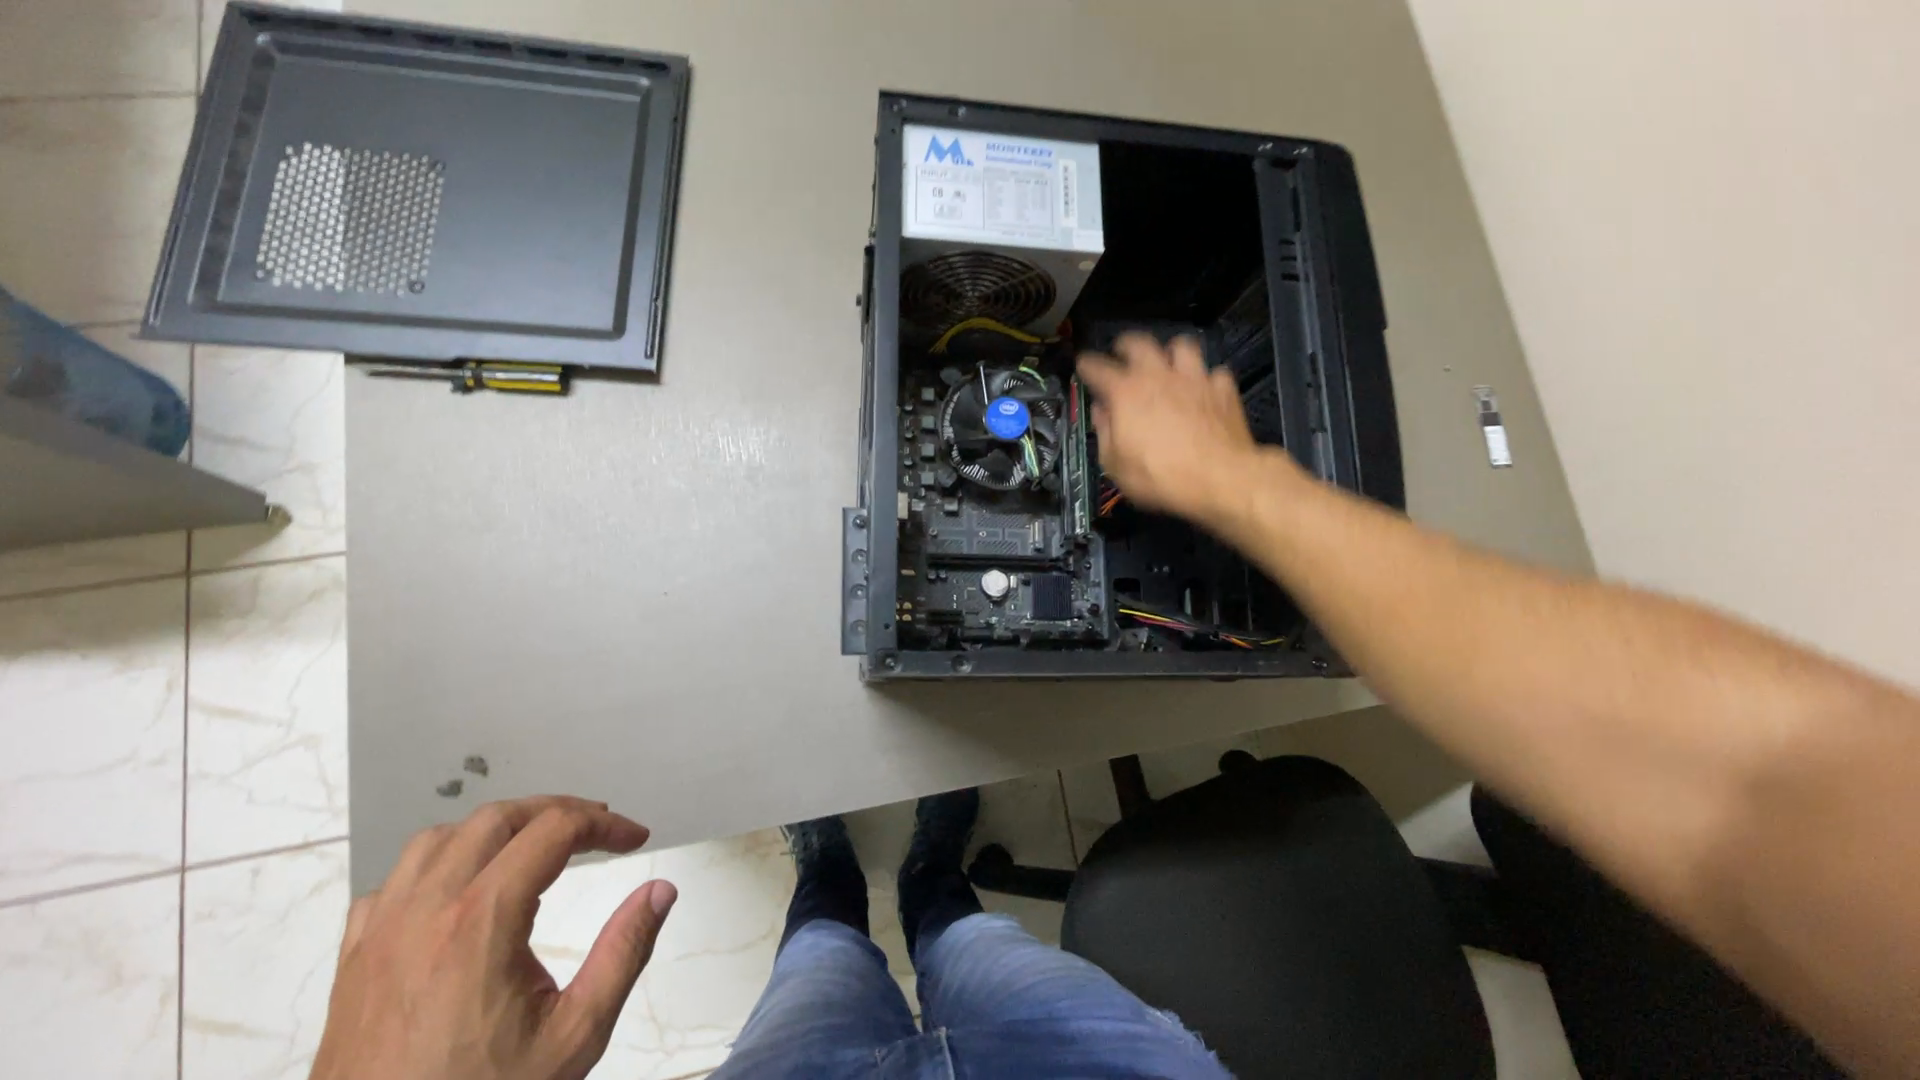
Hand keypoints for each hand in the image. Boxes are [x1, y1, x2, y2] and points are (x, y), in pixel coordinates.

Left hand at [310, 796, 676, 1079]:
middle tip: (598, 831)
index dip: (604, 825)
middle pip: (497, 819)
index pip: (554, 832)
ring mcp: (381, 930)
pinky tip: (459, 895)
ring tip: (533, 849)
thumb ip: (624, 953)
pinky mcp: (354, 958)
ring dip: (495, 830)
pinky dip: (436, 867)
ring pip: (438, 839)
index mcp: (483, 919)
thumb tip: (662, 890)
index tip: (637, 839)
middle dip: (556, 812)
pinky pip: (392, 883)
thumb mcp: (576, 1035)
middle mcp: (427, 908)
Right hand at [1077, 333, 1297, 523]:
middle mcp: (1158, 376)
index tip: (1084, 365)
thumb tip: (1102, 413)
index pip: (1097, 368)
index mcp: (1126, 393)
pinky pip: (1213, 374)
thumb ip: (1105, 433)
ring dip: (1171, 354)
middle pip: (1139, 343)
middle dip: (1126, 344)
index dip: (1087, 365)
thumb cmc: (1161, 476)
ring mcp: (1194, 379)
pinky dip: (1206, 380)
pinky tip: (1204, 391)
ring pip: (1181, 347)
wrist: (1220, 478)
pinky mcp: (1222, 389)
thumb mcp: (1116, 465)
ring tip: (1168, 364)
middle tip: (1122, 352)